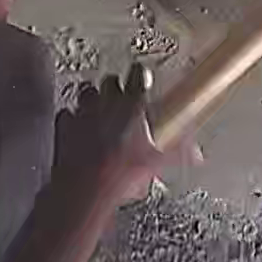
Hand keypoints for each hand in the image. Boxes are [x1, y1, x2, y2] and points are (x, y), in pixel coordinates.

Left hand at [52, 64, 187, 202]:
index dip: (139, 74)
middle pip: (110, 80)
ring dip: (92, 98)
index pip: (137, 73)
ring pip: (86, 91)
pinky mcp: (65, 124)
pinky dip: (71, 119)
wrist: (88, 187)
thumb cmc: (123, 170)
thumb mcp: (159, 161)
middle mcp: (107, 99)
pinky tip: (77, 129)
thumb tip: (196, 152)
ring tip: (98, 111)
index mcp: (131, 102)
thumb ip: (180, 151)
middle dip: (114, 86)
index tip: (141, 77)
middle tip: (120, 99)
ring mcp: (83, 110)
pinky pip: (67, 114)